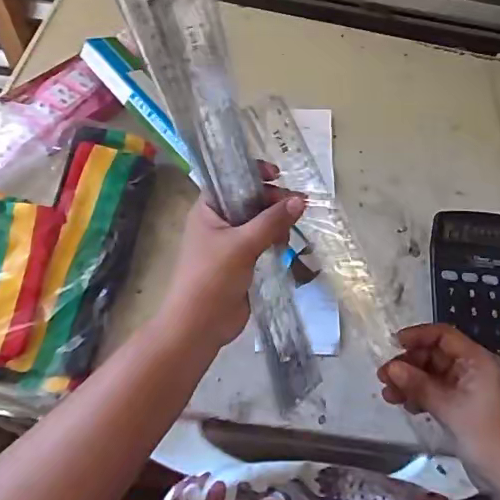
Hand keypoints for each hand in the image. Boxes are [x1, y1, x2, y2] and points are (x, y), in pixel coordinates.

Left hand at [156, 179, 303, 355]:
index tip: (278, 175)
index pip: (231, 179)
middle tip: (296, 205)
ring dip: (276, 221)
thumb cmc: (212, 278)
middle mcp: (217, 221)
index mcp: (208, 209)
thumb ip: (272, 221)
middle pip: (249, 199)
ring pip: (258, 221)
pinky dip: (275, 239)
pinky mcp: (241, 261)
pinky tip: (288, 243)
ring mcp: (229, 242)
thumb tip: (300, 200)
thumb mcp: (242, 244)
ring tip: (292, 228)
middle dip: (272, 200)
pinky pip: (262, 242)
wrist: (199, 325)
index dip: (253, 173)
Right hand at [378, 324, 499, 489]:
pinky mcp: (464, 408)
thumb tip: (391, 367)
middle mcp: (474, 369)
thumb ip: (419, 385)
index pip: (444, 335)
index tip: (393, 344)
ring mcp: (469, 389)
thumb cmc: (486, 436)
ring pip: (434, 375)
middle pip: (436, 355)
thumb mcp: (450, 408)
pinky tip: (406, 406)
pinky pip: (438, 393)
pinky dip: (421, 396)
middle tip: (383, 377)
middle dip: (409, 364)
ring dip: (411, 382)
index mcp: (478, 360)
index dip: (418, 336)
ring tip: (388, 395)